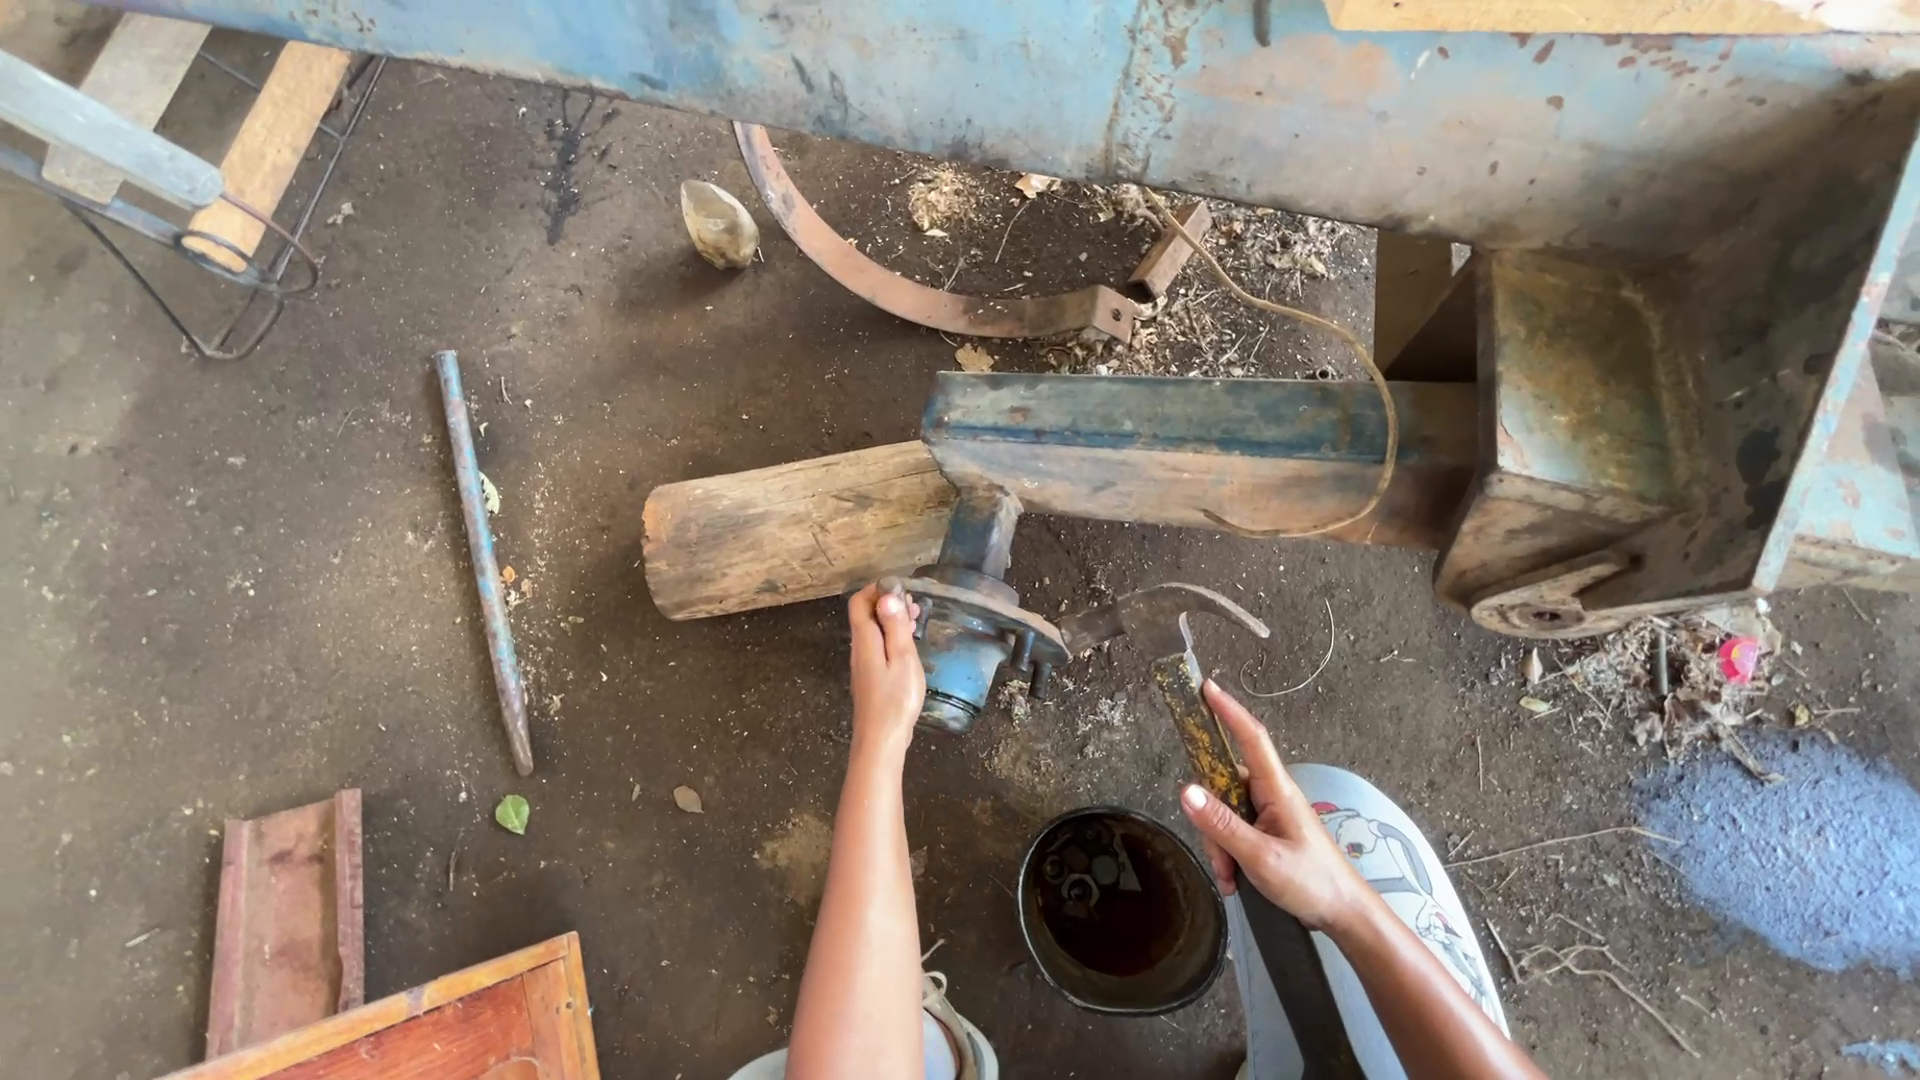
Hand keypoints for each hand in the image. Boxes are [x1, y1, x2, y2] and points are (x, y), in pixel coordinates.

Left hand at [847, 583, 924, 753]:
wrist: (881, 739)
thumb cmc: (895, 699)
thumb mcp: (902, 658)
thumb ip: (894, 627)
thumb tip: (887, 596)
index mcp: (865, 640)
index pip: (859, 602)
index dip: (876, 589)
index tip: (901, 589)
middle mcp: (859, 649)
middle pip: (865, 615)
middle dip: (887, 603)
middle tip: (914, 605)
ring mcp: (863, 664)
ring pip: (873, 631)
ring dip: (892, 620)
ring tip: (916, 620)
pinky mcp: (870, 677)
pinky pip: (878, 646)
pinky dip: (892, 637)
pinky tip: (909, 645)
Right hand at [1178, 680, 1372, 932]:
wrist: (1345, 917)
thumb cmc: (1312, 883)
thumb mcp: (1261, 858)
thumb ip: (1222, 825)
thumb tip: (1186, 790)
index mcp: (1277, 789)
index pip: (1251, 737)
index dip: (1228, 710)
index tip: (1207, 687)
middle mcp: (1270, 793)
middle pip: (1223, 784)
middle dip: (1210, 820)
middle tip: (1220, 860)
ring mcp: (1267, 813)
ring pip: (1222, 812)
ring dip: (1219, 844)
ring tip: (1231, 877)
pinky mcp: (1265, 831)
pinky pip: (1231, 830)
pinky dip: (1227, 853)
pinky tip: (1235, 879)